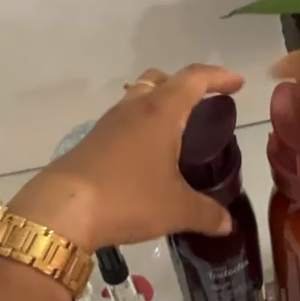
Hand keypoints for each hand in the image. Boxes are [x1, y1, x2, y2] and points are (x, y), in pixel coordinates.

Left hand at [10, 65, 244, 247]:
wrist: (62, 211)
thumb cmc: (128, 198)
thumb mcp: (177, 210)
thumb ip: (206, 214)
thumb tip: (226, 223)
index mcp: (161, 112)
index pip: (194, 79)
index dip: (219, 77)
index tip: (238, 83)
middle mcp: (133, 109)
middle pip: (161, 80)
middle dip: (184, 86)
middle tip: (203, 104)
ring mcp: (108, 124)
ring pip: (137, 99)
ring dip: (159, 106)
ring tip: (176, 133)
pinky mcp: (91, 143)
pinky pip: (123, 123)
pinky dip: (141, 128)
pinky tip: (147, 158)